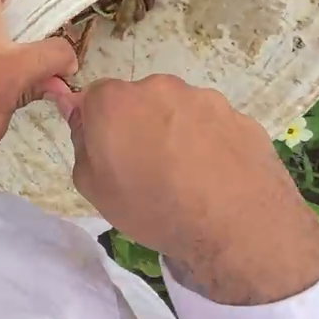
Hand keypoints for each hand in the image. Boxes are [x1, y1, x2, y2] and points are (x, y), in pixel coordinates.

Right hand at [56, 76, 318, 304]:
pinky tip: (212, 177)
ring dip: (174, 132)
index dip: (97, 125)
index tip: (108, 153)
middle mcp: (159, 88)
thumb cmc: (151, 208)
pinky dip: (208, 143)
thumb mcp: (91, 184)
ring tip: (185, 175)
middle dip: (137, 124)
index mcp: (114, 100)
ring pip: (177, 111)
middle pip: (138, 100)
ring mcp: (205, 99)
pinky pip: (212, 126)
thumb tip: (76, 111)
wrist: (239, 231)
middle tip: (144, 166)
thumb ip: (80, 140)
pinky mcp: (242, 117)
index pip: (93, 98)